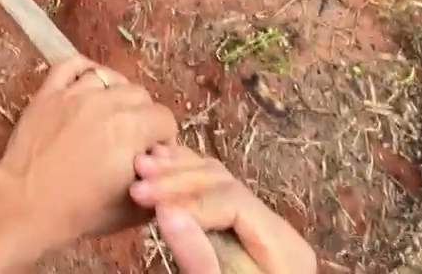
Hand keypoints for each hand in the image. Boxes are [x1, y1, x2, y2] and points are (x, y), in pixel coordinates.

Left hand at [0, 57, 176, 254]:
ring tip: (112, 113)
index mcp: (131, 130)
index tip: (153, 152)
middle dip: (143, 114)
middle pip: (139, 94)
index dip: (163, 137)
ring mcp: (73, 92)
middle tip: (133, 136)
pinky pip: (70, 64)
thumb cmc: (83, 210)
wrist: (30, 200)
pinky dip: (84, 69)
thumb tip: (161, 158)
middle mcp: (105, 103)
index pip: (164, 117)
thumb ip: (158, 178)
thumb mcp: (136, 206)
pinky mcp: (49, 90)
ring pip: (107, 77)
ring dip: (115, 93)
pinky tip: (89, 83)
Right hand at [131, 145, 315, 273]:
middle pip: (222, 183)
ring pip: (214, 177)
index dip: (185, 195)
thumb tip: (165, 210)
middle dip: (175, 179)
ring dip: (174, 170)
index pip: (232, 200)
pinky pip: (208, 187)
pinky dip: (180, 171)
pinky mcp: (236, 227)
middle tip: (136, 186)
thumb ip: (199, 260)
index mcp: (285, 248)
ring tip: (140, 166)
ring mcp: (256, 224)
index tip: (143, 200)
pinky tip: (156, 161)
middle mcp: (274, 227)